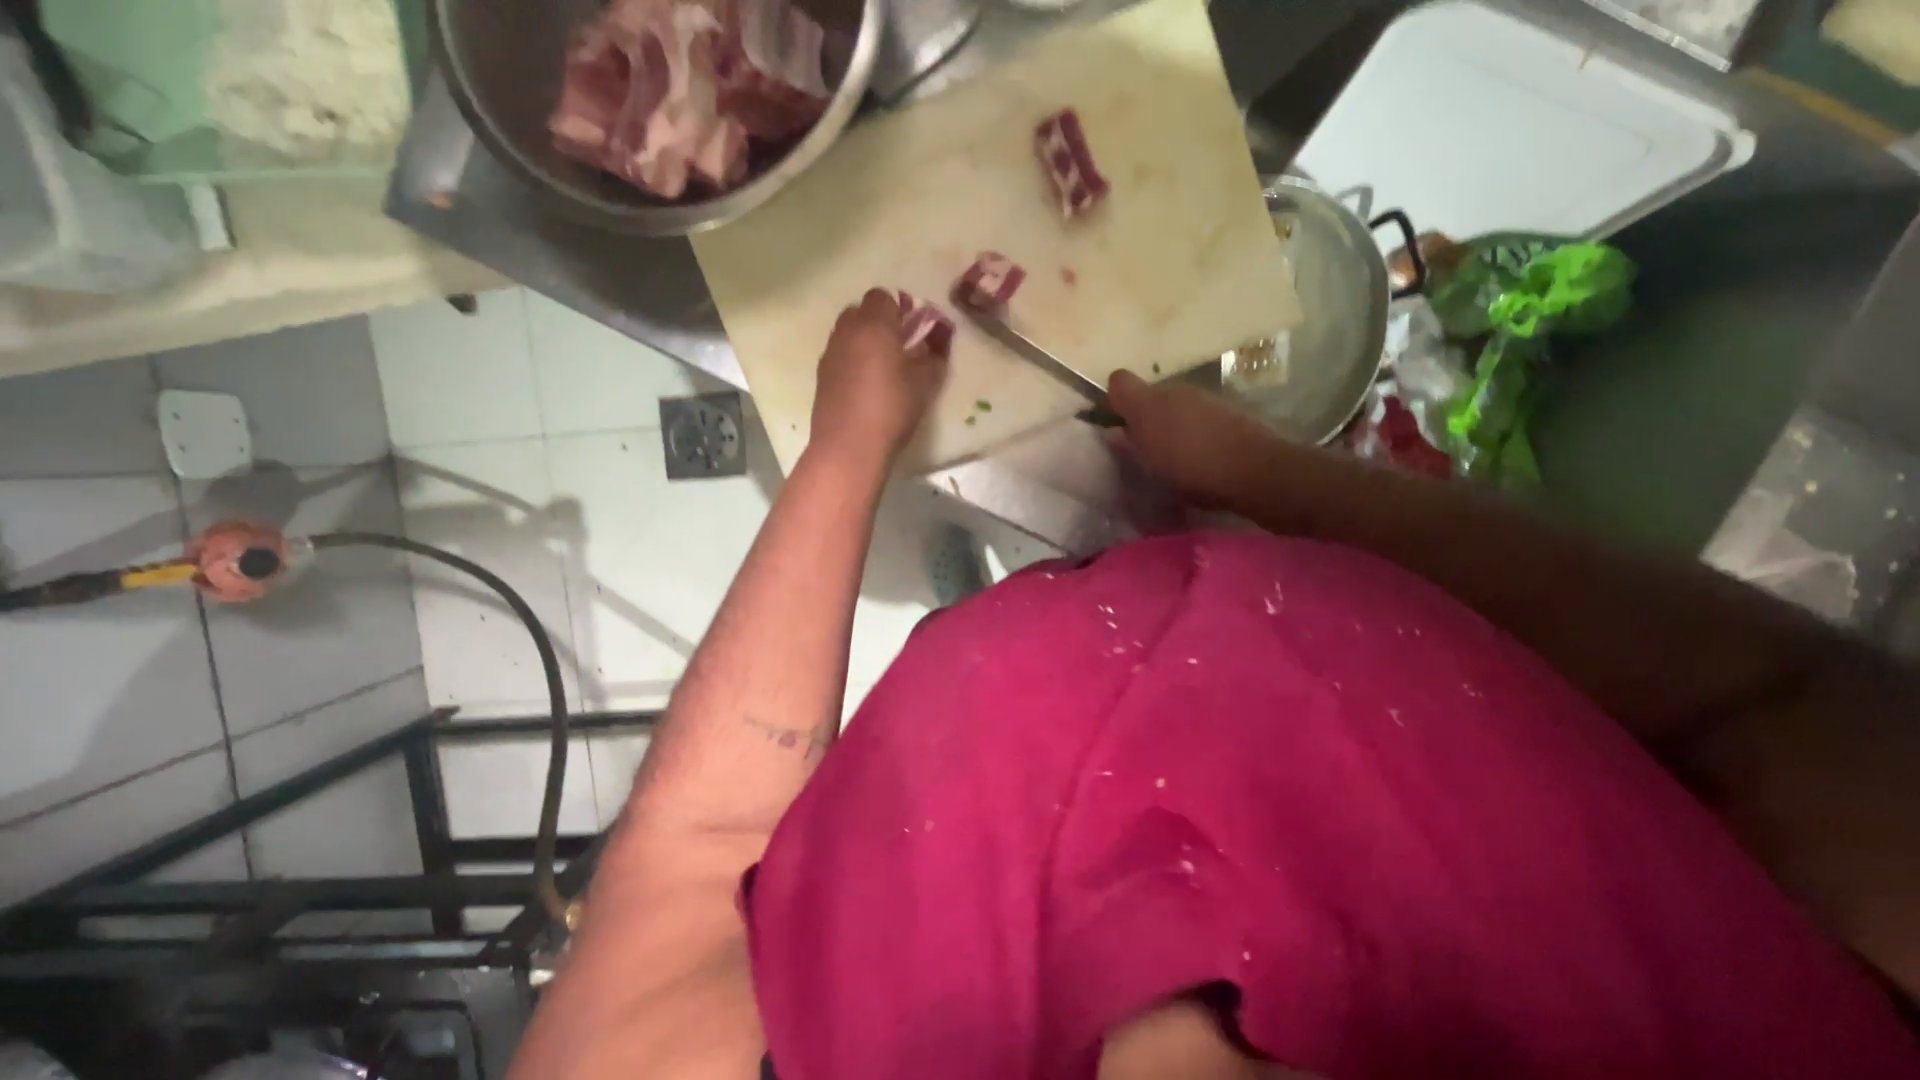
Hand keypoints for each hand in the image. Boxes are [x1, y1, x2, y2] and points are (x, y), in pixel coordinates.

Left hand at [809, 288, 947, 467]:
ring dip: (863, 340)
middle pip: (860, 310)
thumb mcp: (925, 383)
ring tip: (881, 367)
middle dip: (878, 321)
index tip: (911, 330)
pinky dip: (851, 359)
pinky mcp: (821, 374)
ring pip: (847, 331)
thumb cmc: (892, 408)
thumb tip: (939, 337)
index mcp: (874, 325)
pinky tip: (864, 385)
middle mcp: (847, 331)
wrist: (848, 445)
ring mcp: (830, 352)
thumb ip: (934, 354)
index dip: (898, 310)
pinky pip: (838, 353)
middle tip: (898, 346)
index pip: (882, 296)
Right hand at [1106, 369, 1279, 508]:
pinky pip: (1200, 414)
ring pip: (1177, 404)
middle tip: (1149, 449)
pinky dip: (1197, 429)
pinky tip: (1204, 456)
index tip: (1118, 425)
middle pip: (1150, 394)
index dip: (1115, 400)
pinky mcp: (1229, 407)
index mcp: (1149, 402)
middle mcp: (1176, 390)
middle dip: (1146, 417)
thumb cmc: (1195, 472)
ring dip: (1174, 424)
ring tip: (1178, 456)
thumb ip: (1129, 446)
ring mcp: (1205, 396)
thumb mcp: (1151, 468)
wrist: (1258, 471)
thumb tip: (1113, 432)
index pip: (1118, 381)